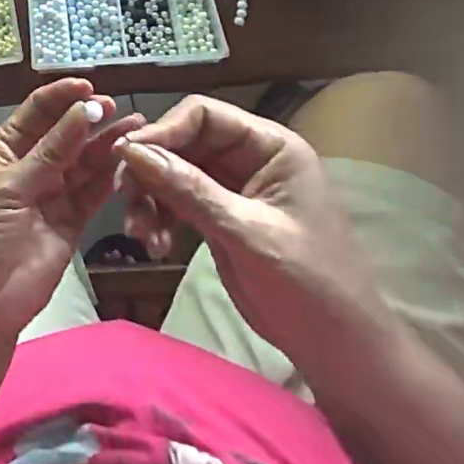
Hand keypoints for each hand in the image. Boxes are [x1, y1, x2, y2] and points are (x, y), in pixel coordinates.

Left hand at [0, 78, 143, 338]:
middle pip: (65, 135)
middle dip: (90, 120)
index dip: (61, 97)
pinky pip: (94, 193)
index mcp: (3, 149)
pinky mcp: (71, 222)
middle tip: (121, 109)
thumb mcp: (11, 186)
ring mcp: (51, 194)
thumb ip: (52, 151)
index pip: (35, 113)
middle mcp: (29, 166)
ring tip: (139, 129)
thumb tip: (85, 110)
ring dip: (108, 146)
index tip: (89, 85)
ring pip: (84, 163)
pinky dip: (112, 177)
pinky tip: (132, 160)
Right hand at [115, 96, 399, 365]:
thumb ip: (188, 190)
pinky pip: (173, 201)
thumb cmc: (309, 284)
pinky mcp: (216, 214)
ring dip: (148, 200)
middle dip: (149, 171)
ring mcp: (230, 186)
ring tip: (140, 235)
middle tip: (125, 201)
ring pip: (169, 172)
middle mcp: (248, 158)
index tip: (126, 157)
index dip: (162, 131)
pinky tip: (154, 245)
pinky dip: (157, 218)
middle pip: (179, 143)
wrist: (337, 348)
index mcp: (270, 147)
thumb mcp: (246, 233)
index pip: (203, 115)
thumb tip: (131, 152)